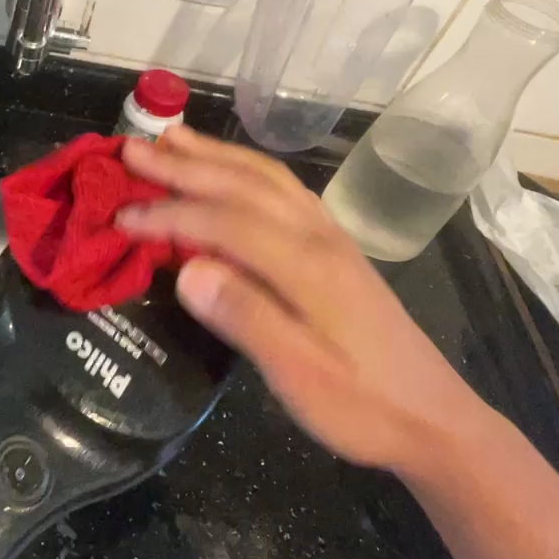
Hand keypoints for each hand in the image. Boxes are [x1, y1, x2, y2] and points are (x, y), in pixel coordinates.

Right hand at [118, 126, 496, 473]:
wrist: (438, 421)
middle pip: (242, 185)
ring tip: (171, 137)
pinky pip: (282, 188)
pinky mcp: (334, 244)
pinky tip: (229, 168)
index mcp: (308, 267)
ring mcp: (329, 236)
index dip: (169, 216)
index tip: (120, 218)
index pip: (225, 223)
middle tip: (131, 150)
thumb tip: (186, 271)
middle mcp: (317, 236)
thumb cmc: (363, 406)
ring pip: (265, 177)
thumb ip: (246, 319)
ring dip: (214, 154)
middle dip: (183, 165)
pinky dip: (245, 167)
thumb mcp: (301, 379)